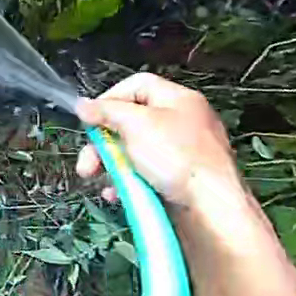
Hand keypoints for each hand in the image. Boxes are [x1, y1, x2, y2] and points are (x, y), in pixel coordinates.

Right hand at [76, 73, 239, 208]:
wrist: (213, 209)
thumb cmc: (177, 158)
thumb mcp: (136, 125)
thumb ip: (107, 111)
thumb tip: (83, 105)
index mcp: (178, 100)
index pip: (136, 86)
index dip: (109, 99)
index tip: (90, 120)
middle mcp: (181, 122)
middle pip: (131, 122)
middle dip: (103, 142)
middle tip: (87, 162)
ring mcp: (182, 153)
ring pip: (135, 151)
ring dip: (111, 164)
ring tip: (97, 180)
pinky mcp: (179, 180)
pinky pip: (146, 174)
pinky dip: (128, 181)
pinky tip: (117, 194)